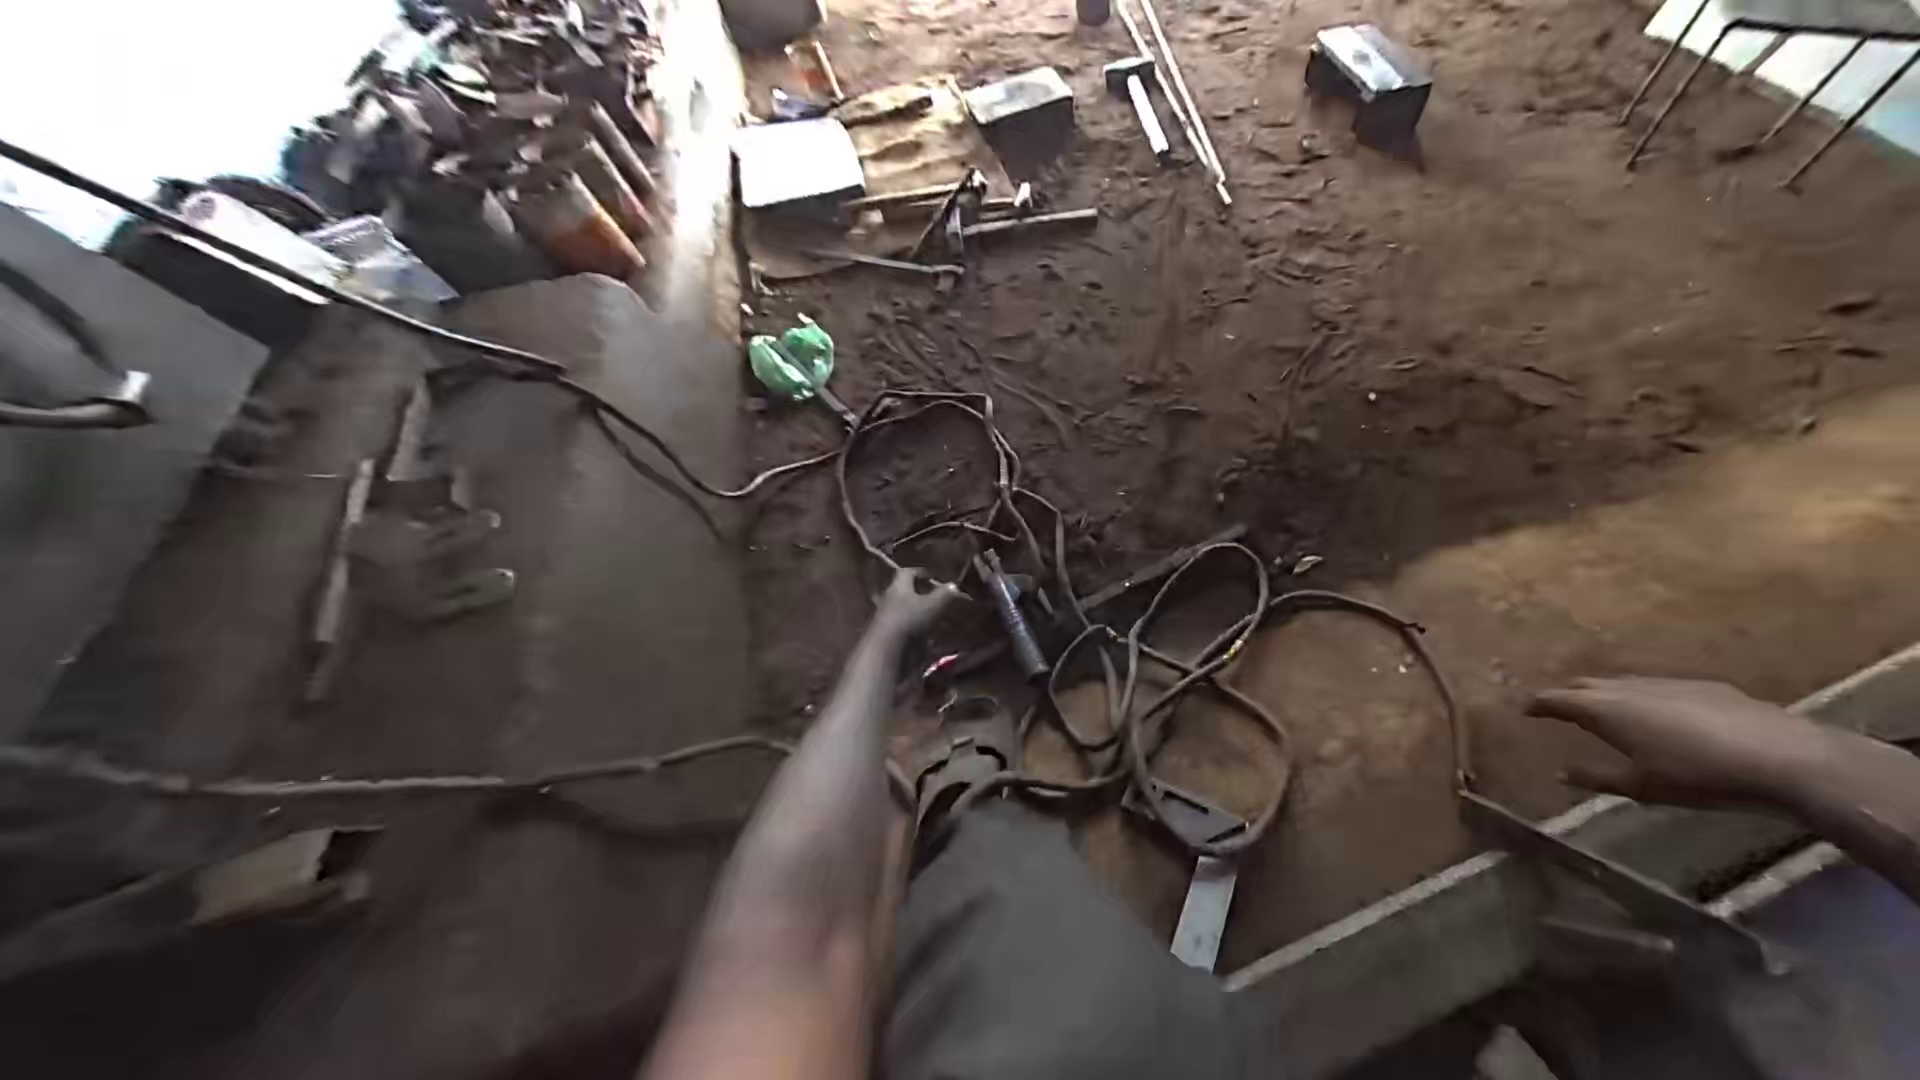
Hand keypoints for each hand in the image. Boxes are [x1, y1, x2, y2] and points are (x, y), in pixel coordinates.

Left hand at [872, 567, 961, 640]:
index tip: (935, 575)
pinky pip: (903, 622)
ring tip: (933, 613)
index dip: (922, 572)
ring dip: (917, 608)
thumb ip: (944, 594)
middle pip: (905, 589)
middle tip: (936, 594)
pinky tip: (925, 630)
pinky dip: (914, 623)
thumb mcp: (932, 605)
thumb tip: (953, 585)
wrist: (886, 650)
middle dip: (920, 591)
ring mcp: (886, 615)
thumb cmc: (910, 620)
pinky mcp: (887, 631)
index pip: (908, 572)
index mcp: (898, 586)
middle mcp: (889, 597)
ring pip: (903, 606)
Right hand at [1527, 677, 1850, 809]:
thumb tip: (1559, 773)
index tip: (1524, 709)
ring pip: (1623, 683)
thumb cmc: (1700, 777)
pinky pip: (1660, 687)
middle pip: (1585, 684)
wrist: (1791, 761)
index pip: (1554, 699)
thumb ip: (1596, 777)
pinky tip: (1664, 715)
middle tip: (1561, 708)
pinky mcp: (1707, 687)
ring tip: (1609, 710)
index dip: (1536, 704)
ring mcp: (1668, 683)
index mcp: (1603, 709)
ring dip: (1608, 694)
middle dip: (1569, 694)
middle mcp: (1627, 688)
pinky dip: (1647, 697)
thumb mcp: (1641, 787)